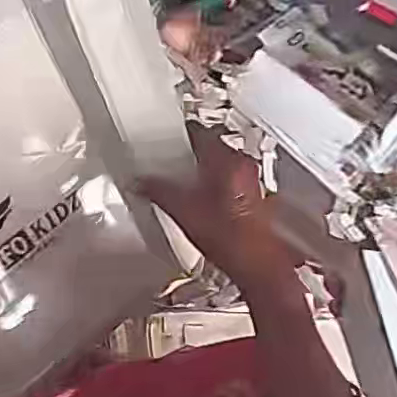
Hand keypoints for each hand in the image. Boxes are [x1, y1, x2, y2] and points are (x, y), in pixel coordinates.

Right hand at [139, 125, 295, 290]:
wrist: (254, 263)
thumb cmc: (229, 239)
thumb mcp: (181, 210)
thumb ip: (158, 191)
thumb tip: (141, 183)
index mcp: (225, 160)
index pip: (198, 132)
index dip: (179, 134)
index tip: (168, 137)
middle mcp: (243, 165)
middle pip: (212, 146)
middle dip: (191, 153)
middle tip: (173, 160)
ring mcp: (252, 180)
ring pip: (223, 164)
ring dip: (205, 169)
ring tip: (186, 182)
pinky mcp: (255, 196)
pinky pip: (231, 180)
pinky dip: (217, 184)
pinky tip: (204, 200)